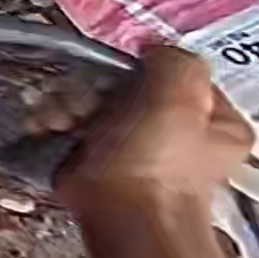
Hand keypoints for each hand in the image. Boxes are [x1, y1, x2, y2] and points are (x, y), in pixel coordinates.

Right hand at [57, 45, 254, 212]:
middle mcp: (174, 128)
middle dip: (86, 90)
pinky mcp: (90, 150)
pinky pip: (63, 120)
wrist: (121, 211)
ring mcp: (129, 141)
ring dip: (61, 105)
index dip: (133, 70)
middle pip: (115, 85)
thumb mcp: (180, 104)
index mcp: (213, 119)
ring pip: (82, 100)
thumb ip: (177, 65)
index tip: (113, 80)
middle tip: (81, 106)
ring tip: (58, 122)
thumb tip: (153, 46)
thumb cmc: (153, 159)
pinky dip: (48, 120)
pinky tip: (45, 128)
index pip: (165, 73)